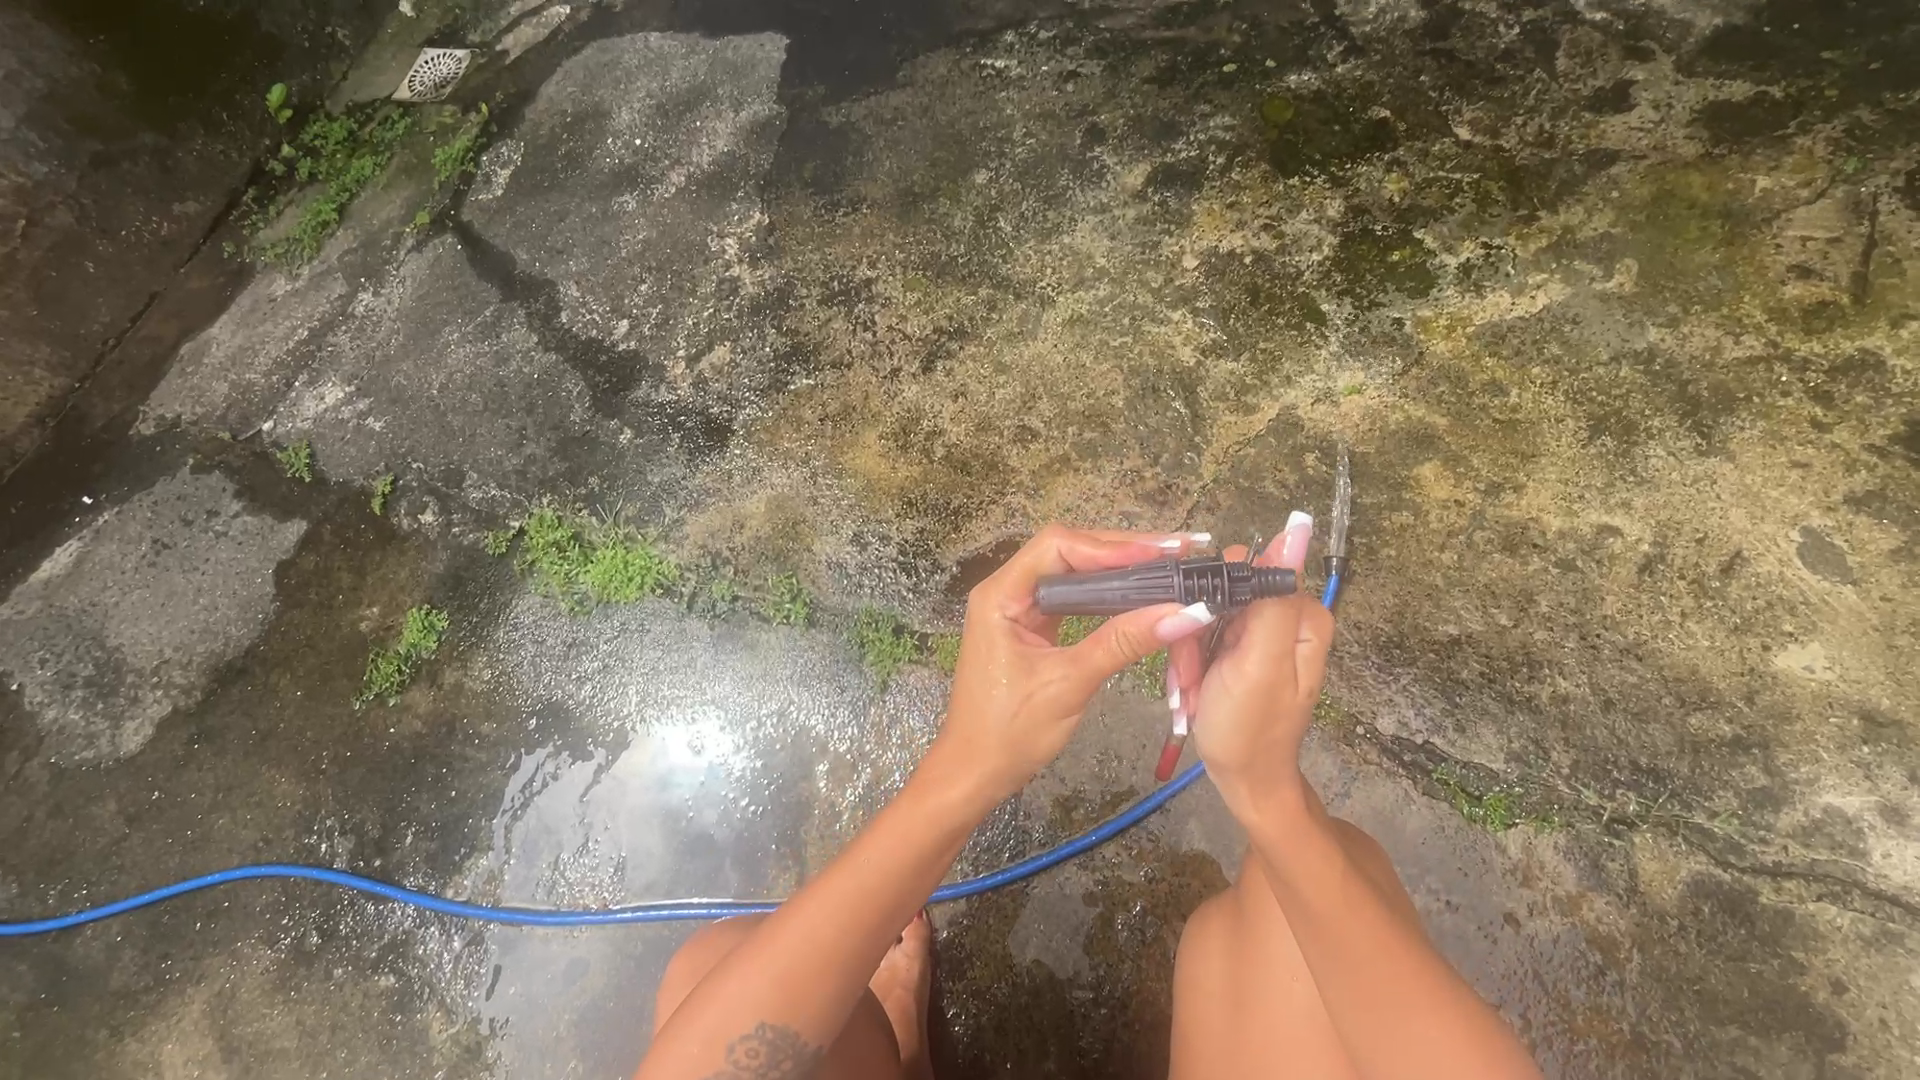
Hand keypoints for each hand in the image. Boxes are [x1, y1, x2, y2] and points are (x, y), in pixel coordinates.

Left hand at [934, 525, 1216, 802]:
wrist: (976, 771)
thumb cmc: (1010, 731)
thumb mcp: (1070, 683)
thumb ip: (1123, 642)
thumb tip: (1184, 612)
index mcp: (1000, 595)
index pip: (1058, 547)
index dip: (1111, 546)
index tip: (1160, 554)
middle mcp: (1006, 591)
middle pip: (1068, 552)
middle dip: (1122, 551)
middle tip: (1178, 553)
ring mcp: (1018, 608)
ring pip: (1073, 573)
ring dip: (1118, 570)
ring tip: (1168, 567)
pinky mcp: (1031, 627)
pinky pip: (1073, 599)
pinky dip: (1106, 595)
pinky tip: (1139, 595)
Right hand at [1167, 513, 1332, 815]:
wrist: (1241, 779)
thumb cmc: (1250, 726)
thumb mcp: (1261, 661)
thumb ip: (1273, 595)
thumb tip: (1298, 527)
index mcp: (1301, 614)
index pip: (1246, 571)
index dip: (1213, 598)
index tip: (1199, 637)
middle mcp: (1285, 617)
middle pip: (1220, 592)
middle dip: (1194, 631)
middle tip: (1194, 674)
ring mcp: (1259, 635)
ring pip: (1203, 613)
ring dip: (1187, 651)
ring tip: (1191, 688)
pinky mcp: (1238, 651)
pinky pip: (1200, 635)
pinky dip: (1188, 662)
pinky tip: (1191, 689)